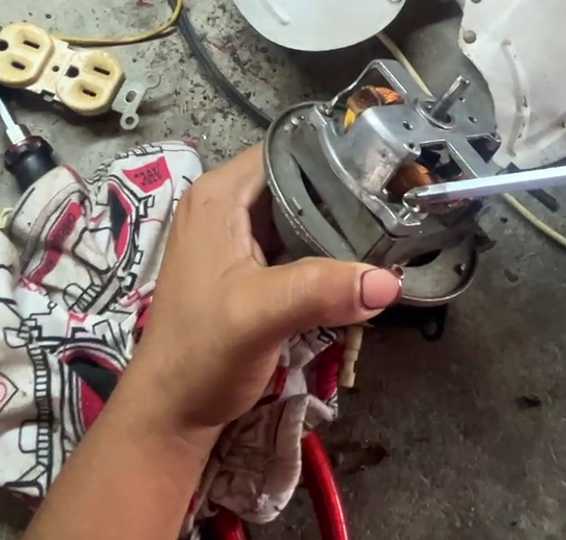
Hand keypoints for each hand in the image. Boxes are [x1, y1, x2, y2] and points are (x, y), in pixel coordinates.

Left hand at [118, 145, 401, 439]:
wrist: (171, 415)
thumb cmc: (201, 354)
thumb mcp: (258, 315)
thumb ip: (319, 290)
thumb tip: (387, 281)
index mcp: (219, 195)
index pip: (284, 150)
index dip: (330, 153)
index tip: (380, 166)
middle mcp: (224, 203)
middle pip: (295, 178)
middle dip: (341, 189)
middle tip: (393, 199)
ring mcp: (234, 234)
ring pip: (297, 209)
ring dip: (335, 220)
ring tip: (387, 222)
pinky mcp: (246, 263)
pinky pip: (293, 239)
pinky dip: (322, 245)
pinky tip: (356, 256)